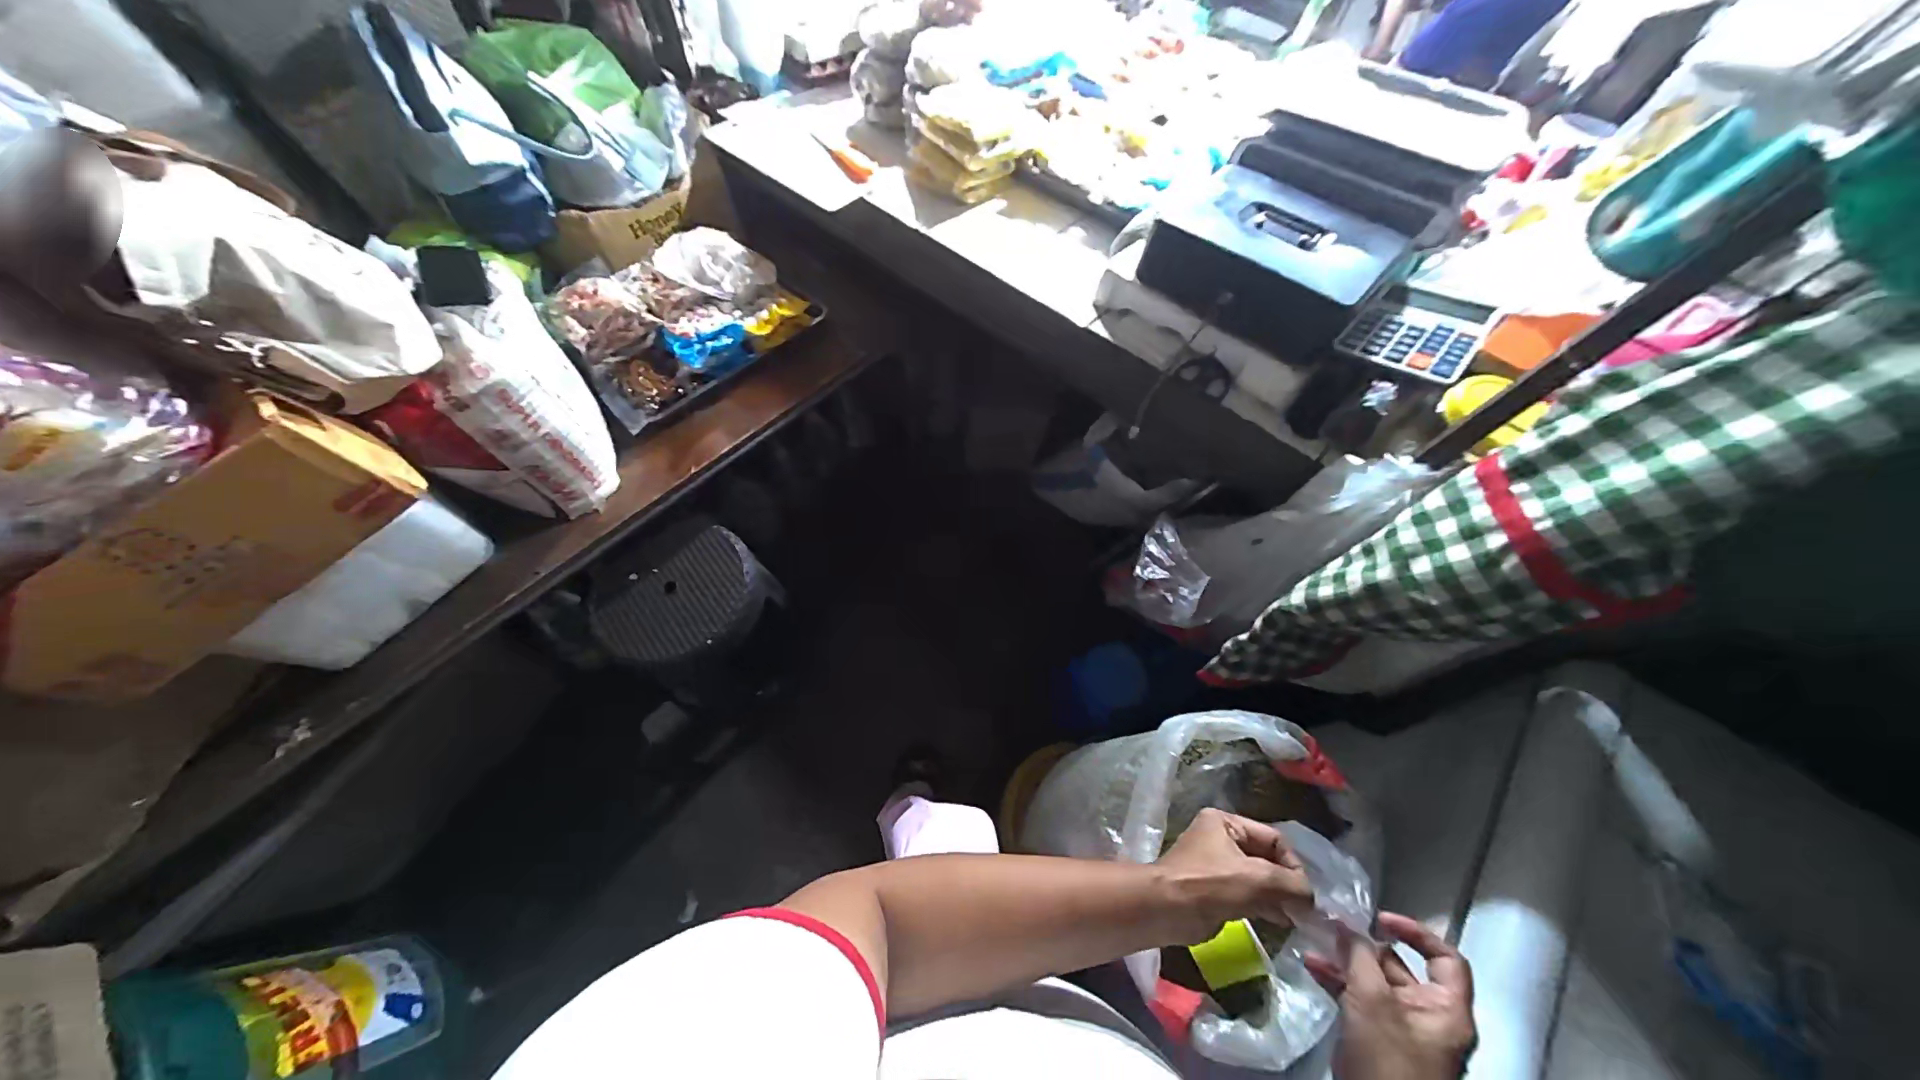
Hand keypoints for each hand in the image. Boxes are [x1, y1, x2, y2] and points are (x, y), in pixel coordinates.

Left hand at [1154, 808, 1314, 943]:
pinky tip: (1281, 922)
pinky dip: (1265, 906)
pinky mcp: (1215, 890)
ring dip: (1279, 897)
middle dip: (1287, 883)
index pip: (1274, 838)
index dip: (1293, 865)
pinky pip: (1248, 895)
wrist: (1166, 909)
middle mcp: (1220, 838)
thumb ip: (1292, 885)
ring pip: (1259, 879)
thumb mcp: (1257, 878)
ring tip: (1298, 919)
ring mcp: (1216, 865)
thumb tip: (1311, 899)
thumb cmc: (1210, 884)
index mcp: (1225, 822)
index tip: (1305, 893)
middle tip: (1307, 909)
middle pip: (1267, 859)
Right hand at [1312, 913, 1475, 1079]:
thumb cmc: (1388, 1057)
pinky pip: (1361, 998)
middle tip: (1333, 927)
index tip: (1379, 920)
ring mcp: (1402, 1027)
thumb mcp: (1372, 1000)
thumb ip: (1359, 956)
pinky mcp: (1378, 1037)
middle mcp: (1429, 1015)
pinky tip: (1312, 967)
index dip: (1416, 932)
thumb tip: (1347, 926)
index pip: (1446, 958)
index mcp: (1446, 1009)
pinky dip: (1339, 981)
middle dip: (1365, 945)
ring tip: (1316, 944)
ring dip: (1346, 961)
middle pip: (1401, 967)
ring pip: (1376, 981)